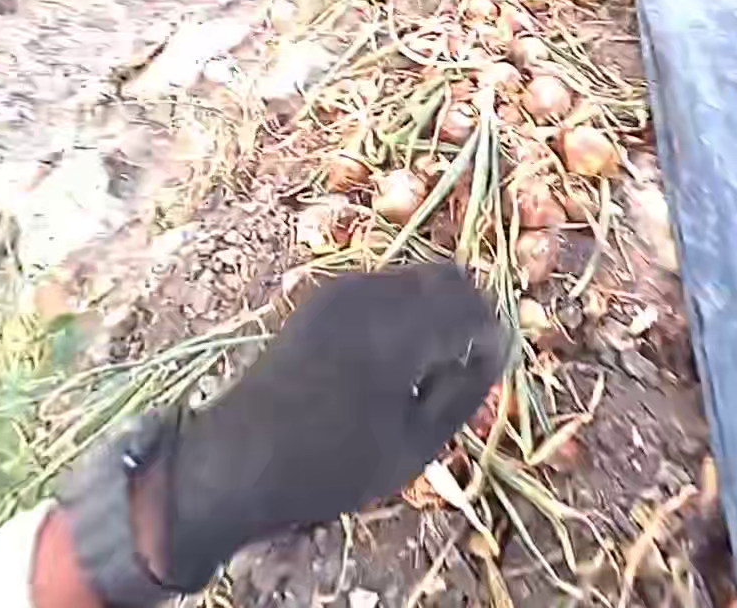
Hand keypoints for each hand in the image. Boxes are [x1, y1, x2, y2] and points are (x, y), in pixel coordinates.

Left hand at [133, 263, 506, 590]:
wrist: (238, 456)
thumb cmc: (333, 462)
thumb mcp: (414, 445)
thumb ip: (465, 390)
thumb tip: (497, 348)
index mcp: (401, 329)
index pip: (473, 307)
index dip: (491, 331)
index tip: (491, 361)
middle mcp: (376, 292)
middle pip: (449, 277)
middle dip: (469, 309)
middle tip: (468, 352)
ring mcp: (349, 285)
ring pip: (419, 275)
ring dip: (439, 303)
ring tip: (431, 352)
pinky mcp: (329, 290)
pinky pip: (388, 282)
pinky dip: (407, 303)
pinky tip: (396, 344)